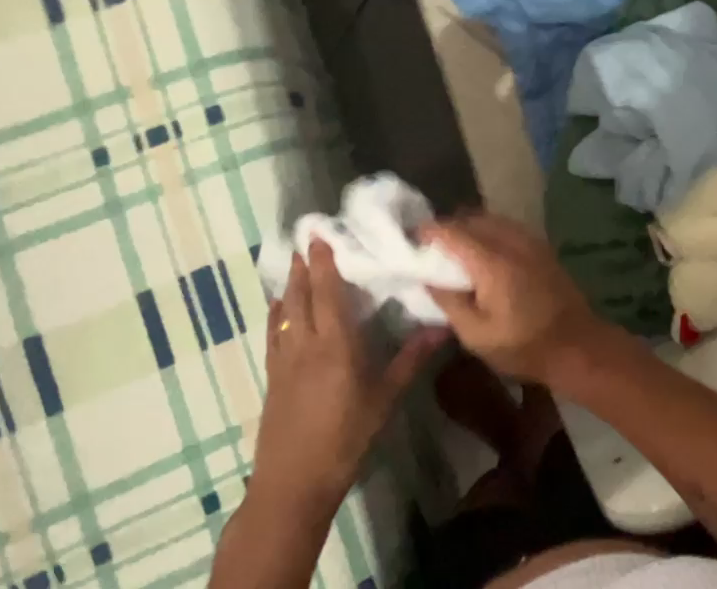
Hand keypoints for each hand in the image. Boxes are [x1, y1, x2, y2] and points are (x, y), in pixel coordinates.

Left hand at [251, 239, 447, 511]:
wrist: (293, 483)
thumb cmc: (346, 438)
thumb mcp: (386, 399)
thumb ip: (412, 359)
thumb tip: (443, 326)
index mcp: (335, 344)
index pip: (327, 292)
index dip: (323, 261)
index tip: (321, 233)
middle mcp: (305, 344)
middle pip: (300, 296)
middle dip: (303, 265)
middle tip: (308, 238)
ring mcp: (284, 361)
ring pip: (284, 312)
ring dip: (289, 284)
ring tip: (294, 262)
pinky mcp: (273, 377)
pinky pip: (274, 333)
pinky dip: (278, 312)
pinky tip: (280, 307)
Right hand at [424, 213, 610, 384]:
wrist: (577, 344)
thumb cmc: (523, 346)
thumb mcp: (475, 334)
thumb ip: (449, 301)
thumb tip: (427, 278)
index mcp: (493, 262)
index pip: (454, 232)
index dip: (430, 231)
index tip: (412, 238)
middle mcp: (513, 242)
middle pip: (474, 219)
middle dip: (449, 226)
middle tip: (429, 246)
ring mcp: (532, 242)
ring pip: (494, 219)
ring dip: (471, 226)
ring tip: (453, 248)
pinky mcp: (543, 248)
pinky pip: (509, 228)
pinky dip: (491, 231)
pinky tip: (483, 251)